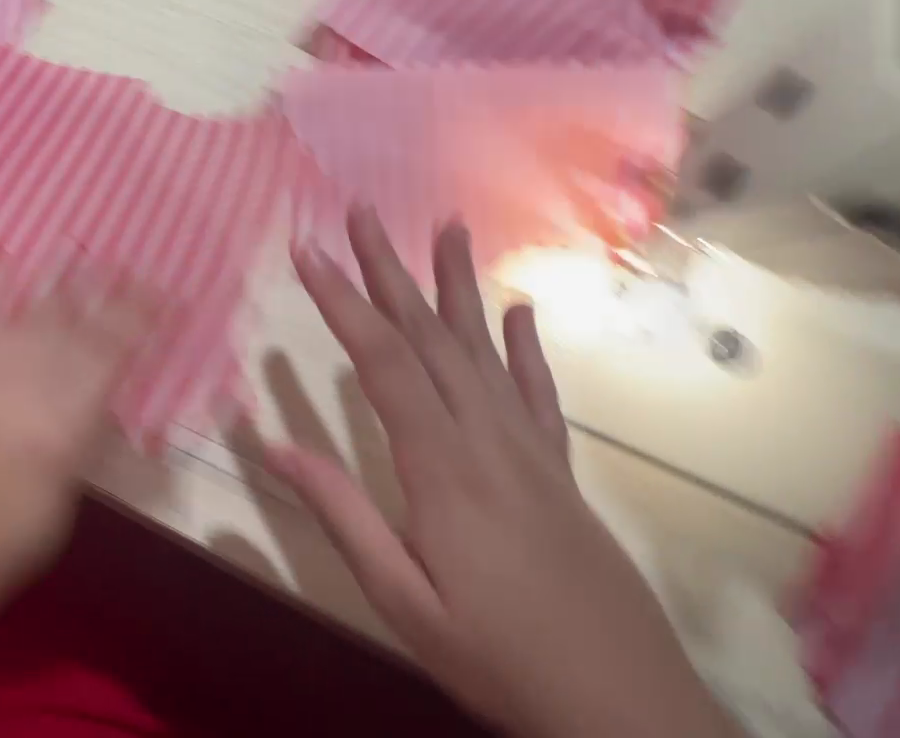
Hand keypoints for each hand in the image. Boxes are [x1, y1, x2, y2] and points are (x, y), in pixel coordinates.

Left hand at [0, 257, 155, 609]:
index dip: (140, 318)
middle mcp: (17, 384)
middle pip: (70, 322)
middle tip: (124, 260)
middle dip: (103, 288)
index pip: (111, 354)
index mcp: (59, 426)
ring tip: (74, 242)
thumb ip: (85, 439)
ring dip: (51, 272)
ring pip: (20, 306)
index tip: (163, 293)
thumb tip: (110, 392)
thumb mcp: (63, 502)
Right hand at [270, 207, 741, 737]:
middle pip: (430, 337)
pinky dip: (523, 346)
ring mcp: (530, 450)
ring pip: (483, 349)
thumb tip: (272, 444)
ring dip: (458, 285)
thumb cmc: (497, 654)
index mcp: (442, 466)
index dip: (342, 301)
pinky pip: (536, 393)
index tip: (308, 250)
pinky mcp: (558, 470)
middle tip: (362, 211)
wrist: (627, 709)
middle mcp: (487, 438)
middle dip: (389, 269)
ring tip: (446, 226)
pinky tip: (517, 311)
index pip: (382, 362)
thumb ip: (341, 514)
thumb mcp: (402, 598)